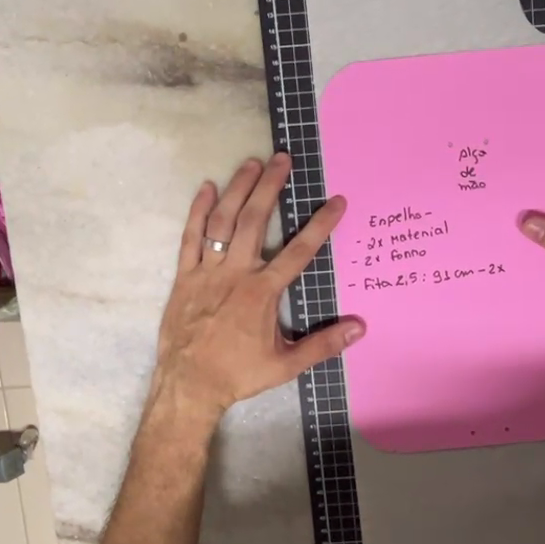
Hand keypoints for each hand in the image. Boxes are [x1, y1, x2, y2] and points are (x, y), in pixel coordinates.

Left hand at [150, 153, 363, 423]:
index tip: (336, 201)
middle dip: (270, 187)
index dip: (320, 224)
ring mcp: (207, 272)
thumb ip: (323, 344)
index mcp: (262, 293)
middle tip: (282, 159)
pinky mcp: (185, 277)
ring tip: (252, 163)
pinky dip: (198, 211)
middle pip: (256, 221)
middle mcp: (236, 274)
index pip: (299, 251)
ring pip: (223, 222)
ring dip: (238, 189)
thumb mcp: (287, 365)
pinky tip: (208, 188)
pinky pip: (191, 237)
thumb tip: (359, 328)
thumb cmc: (239, 375)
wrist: (189, 385)